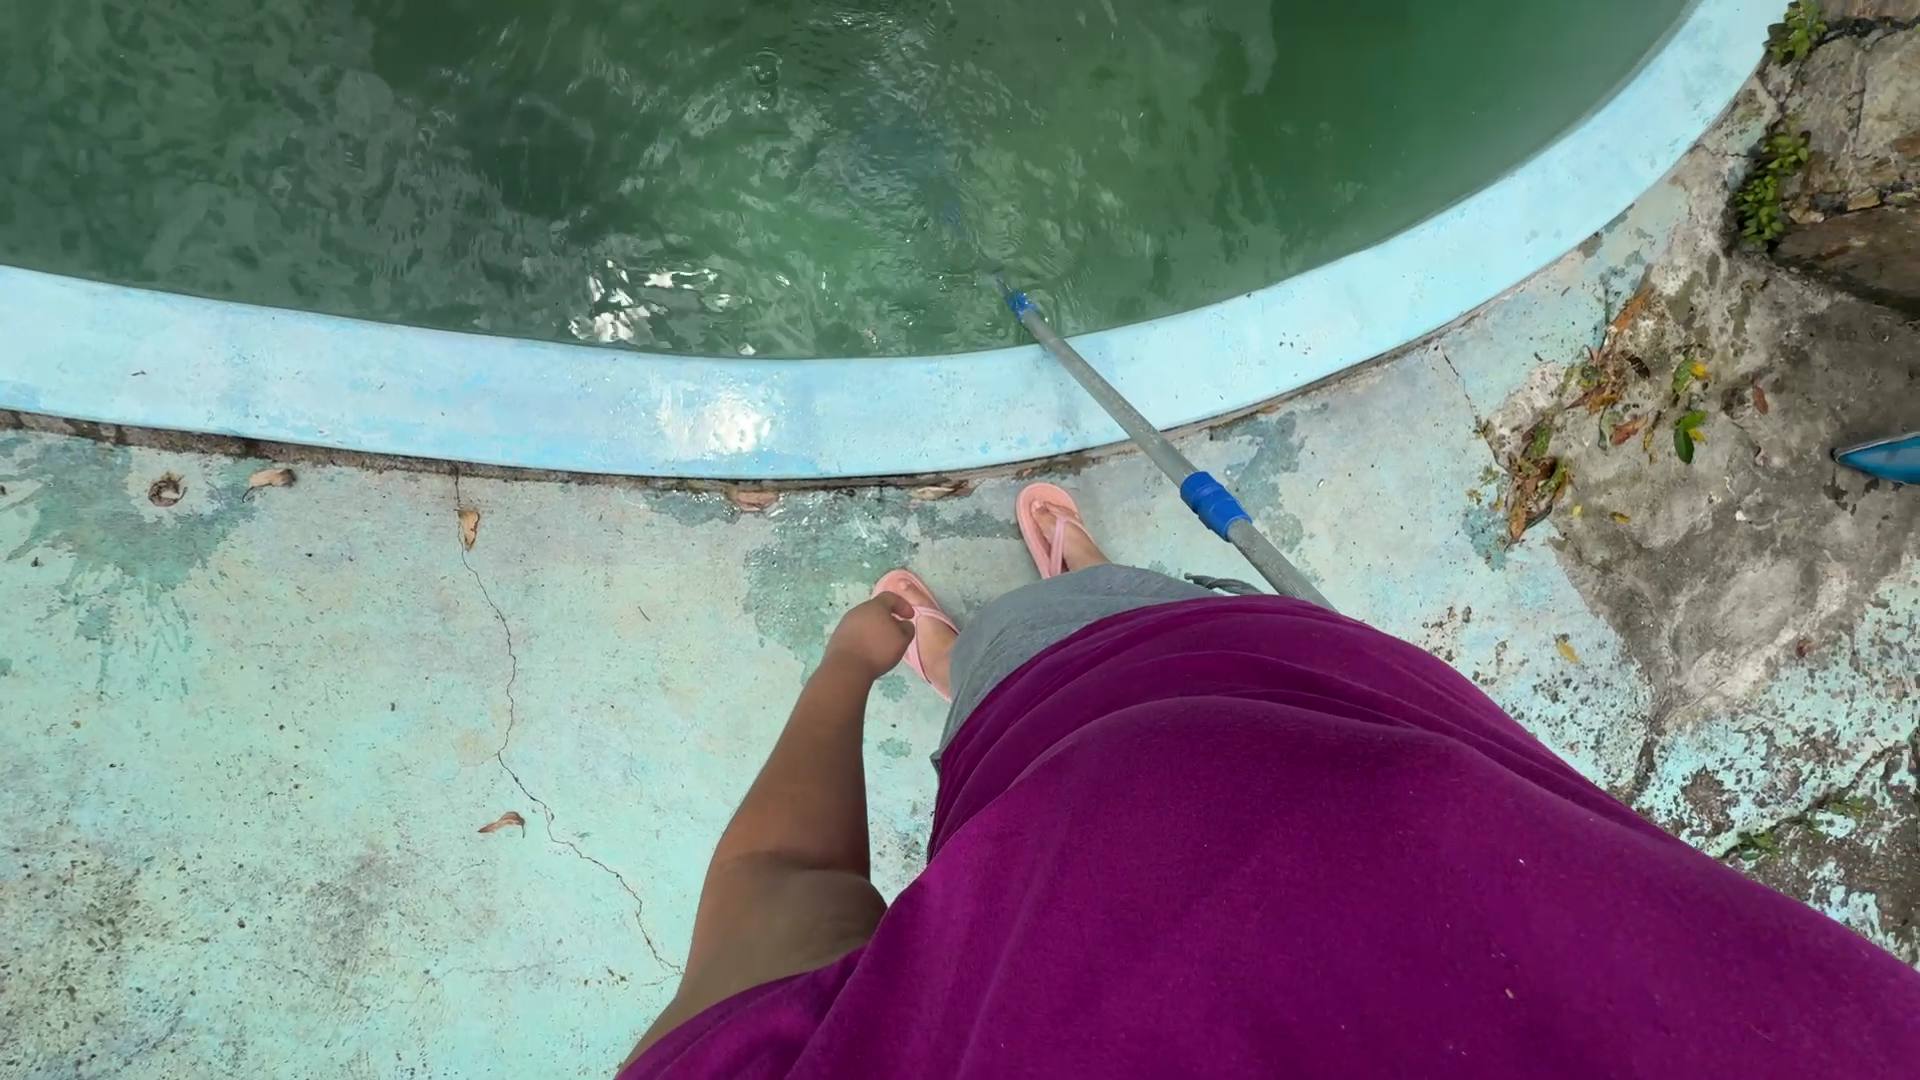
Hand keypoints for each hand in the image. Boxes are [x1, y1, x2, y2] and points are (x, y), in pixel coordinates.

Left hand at [823, 593, 915, 680]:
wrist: (846, 667)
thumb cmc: (878, 650)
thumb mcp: (902, 640)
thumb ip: (907, 629)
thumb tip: (904, 624)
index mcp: (875, 606)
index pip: (890, 597)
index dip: (903, 605)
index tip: (910, 617)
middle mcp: (858, 610)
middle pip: (876, 609)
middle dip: (888, 618)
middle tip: (897, 632)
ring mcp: (845, 623)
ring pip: (865, 621)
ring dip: (875, 629)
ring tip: (882, 644)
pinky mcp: (838, 637)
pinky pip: (856, 633)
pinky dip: (864, 638)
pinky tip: (868, 651)